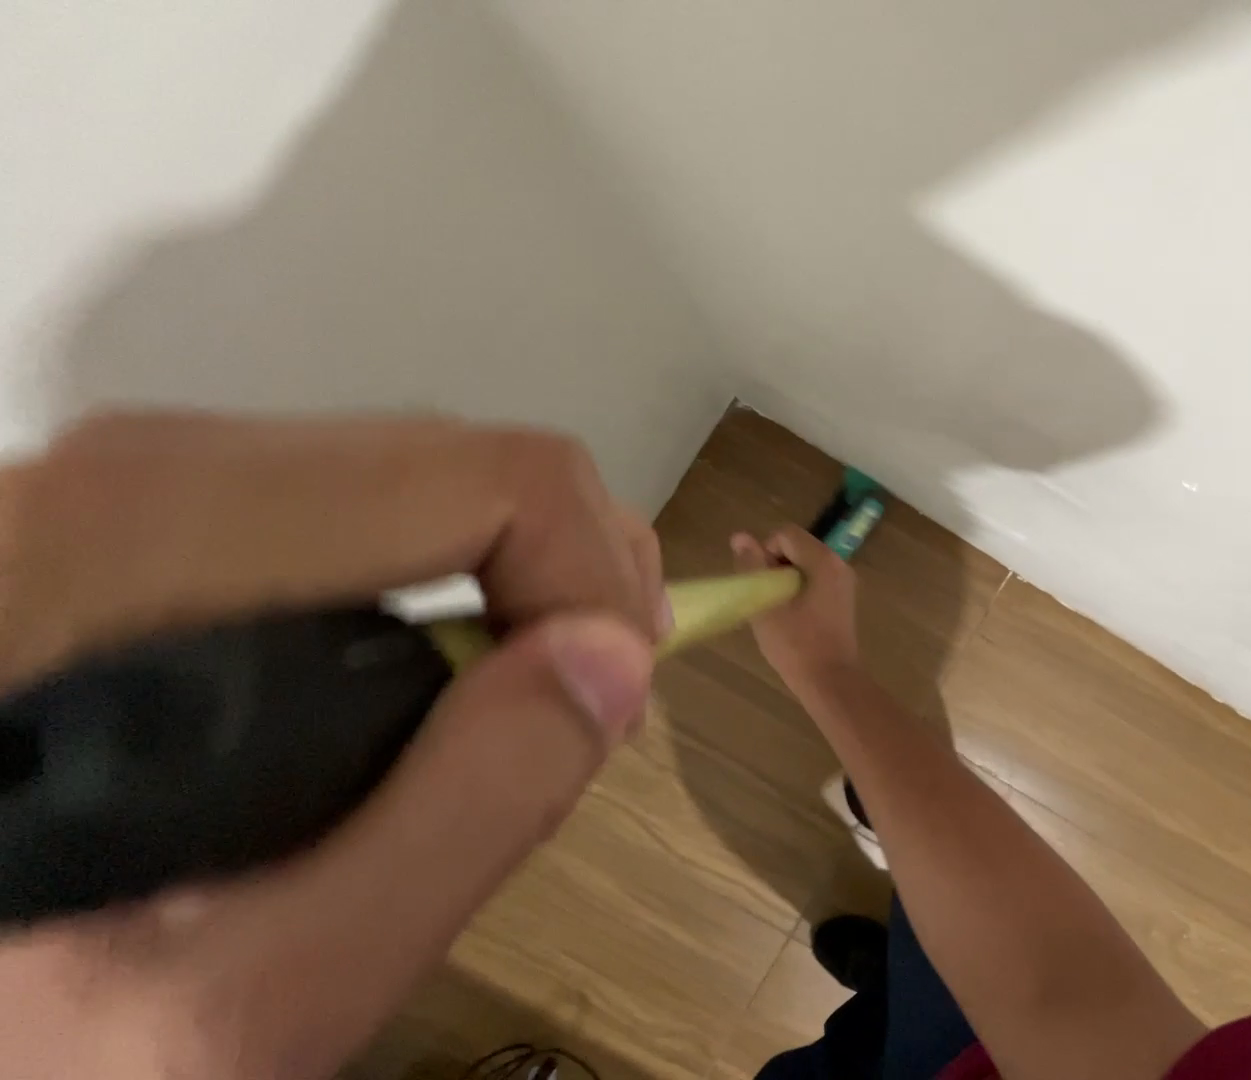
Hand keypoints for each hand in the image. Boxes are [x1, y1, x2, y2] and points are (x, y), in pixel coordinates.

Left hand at [0, 411, 665, 1079]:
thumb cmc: (14, 1039)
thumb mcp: (251, 994)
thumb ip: (464, 813)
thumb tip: (618, 660)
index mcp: (136, 550)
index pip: (492, 479)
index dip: (596, 577)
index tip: (612, 699)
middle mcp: (139, 471)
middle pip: (477, 459)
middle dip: (583, 574)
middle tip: (601, 701)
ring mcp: (150, 480)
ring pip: (448, 472)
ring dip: (539, 575)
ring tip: (541, 696)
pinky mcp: (174, 511)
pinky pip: (396, 499)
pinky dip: (477, 571)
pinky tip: (462, 667)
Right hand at [730, 525, 860, 690]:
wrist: (830, 680)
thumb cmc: (796, 644)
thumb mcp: (765, 604)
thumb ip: (752, 567)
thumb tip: (740, 536)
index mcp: (823, 560)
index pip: (786, 535)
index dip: (765, 552)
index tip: (759, 582)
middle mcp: (839, 564)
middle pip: (797, 547)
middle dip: (775, 565)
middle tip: (764, 596)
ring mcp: (844, 582)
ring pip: (806, 564)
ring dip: (785, 578)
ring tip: (775, 608)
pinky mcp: (844, 599)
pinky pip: (817, 580)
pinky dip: (800, 588)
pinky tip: (791, 616)